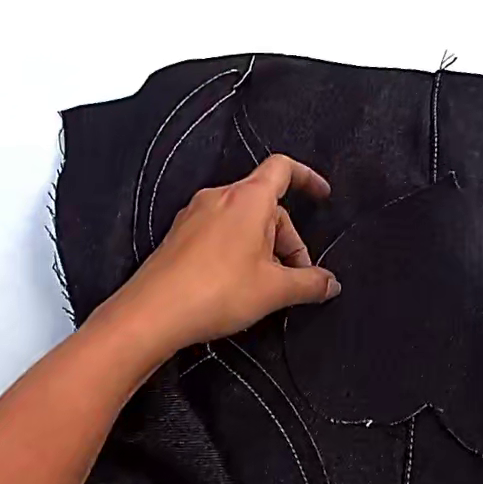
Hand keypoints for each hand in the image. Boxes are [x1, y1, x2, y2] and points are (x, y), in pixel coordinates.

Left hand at [99, 154, 340, 355]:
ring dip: (264, 247)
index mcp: (248, 199)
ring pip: (244, 221)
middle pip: (267, 206)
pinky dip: (239, 250)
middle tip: (296, 275)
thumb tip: (330, 283)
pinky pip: (221, 232)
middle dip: (288, 239)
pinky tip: (239, 284)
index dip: (308, 178)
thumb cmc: (213, 292)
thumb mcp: (275, 290)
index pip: (283, 169)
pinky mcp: (182, 235)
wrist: (151, 314)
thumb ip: (310, 283)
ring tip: (267, 285)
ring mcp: (197, 215)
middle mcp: (220, 197)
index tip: (322, 194)